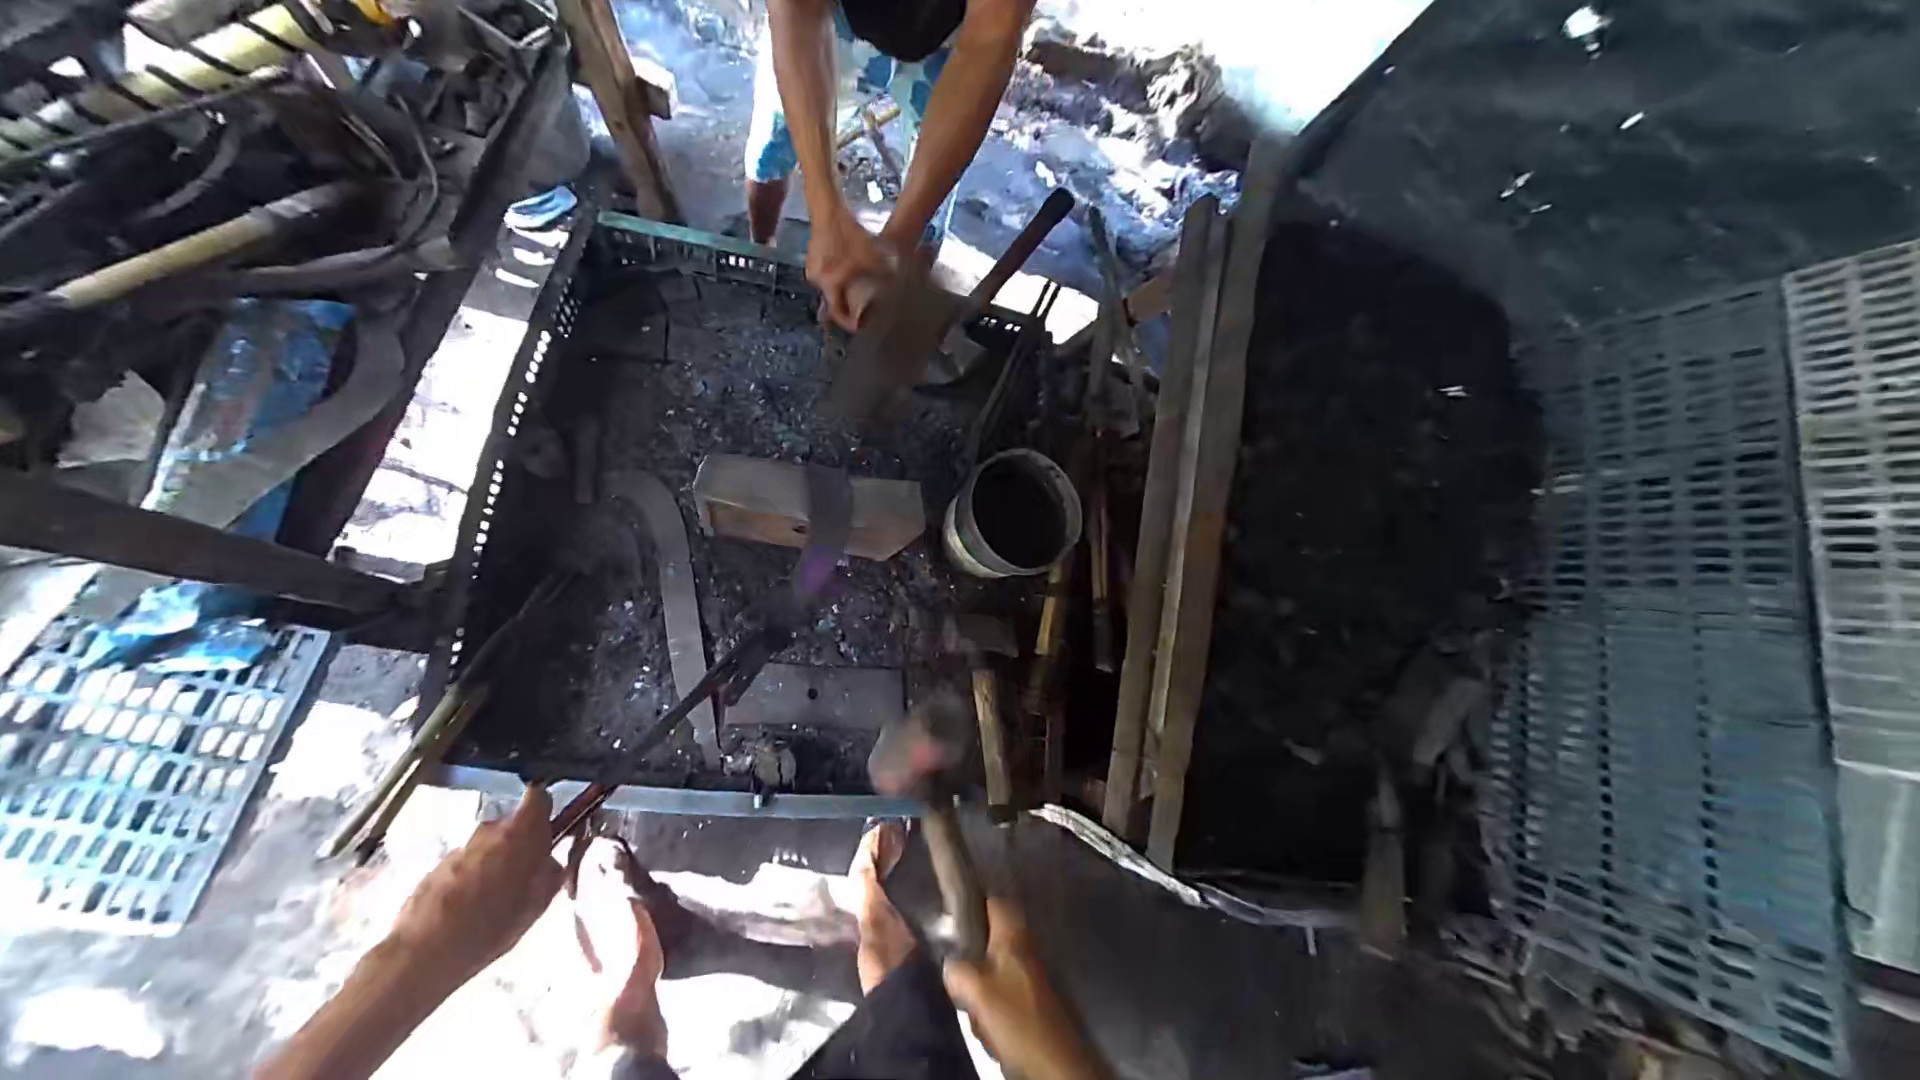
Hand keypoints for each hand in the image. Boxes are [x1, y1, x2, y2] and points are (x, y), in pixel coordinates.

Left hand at [389, 786, 562, 982]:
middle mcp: (489, 831)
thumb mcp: (539, 902)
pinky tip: (467, 911)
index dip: (546, 812)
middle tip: (523, 877)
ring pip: (487, 848)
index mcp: (521, 831)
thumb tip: (552, 863)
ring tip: (492, 900)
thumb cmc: (491, 924)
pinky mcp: (434, 869)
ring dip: (493, 864)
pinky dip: (468, 880)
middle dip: (520, 845)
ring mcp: (459, 849)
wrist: (422, 955)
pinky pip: (463, 866)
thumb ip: (553, 872)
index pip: (540, 797)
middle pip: (512, 826)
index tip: (549, 832)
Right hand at [807, 203, 896, 329]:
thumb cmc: (848, 234)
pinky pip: (828, 277)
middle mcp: (816, 281)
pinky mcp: (814, 259)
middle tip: (865, 312)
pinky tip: (852, 276)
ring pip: (831, 290)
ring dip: (845, 294)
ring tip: (861, 295)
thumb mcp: (872, 257)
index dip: (851, 323)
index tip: (863, 327)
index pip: (838, 314)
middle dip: (849, 309)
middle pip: (834, 302)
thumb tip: (895, 291)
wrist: (828, 207)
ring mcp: (813, 269)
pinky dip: (839, 281)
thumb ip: (882, 278)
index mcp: (829, 284)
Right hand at [944, 897, 1111, 1079]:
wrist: (1054, 1061)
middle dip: (971, 962)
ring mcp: (1027, 976)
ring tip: (977, 1013)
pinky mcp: (1028, 1002)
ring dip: (979, 994)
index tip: (953, 916)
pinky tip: (989, 1030)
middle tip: (960, 979)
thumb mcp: (978, 990)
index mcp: (1012, 937)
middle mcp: (1023, 950)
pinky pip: (999, 999)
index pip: (994, 903)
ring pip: (990, 974)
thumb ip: (958, 971)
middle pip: (988, 942)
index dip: (975, 904)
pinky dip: (990, 1012)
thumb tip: (949, 964)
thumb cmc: (1017, 1016)